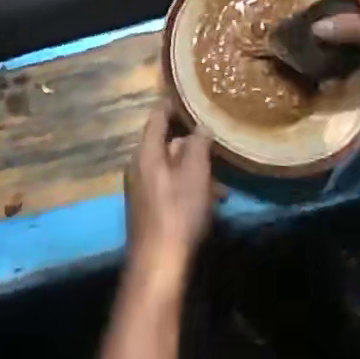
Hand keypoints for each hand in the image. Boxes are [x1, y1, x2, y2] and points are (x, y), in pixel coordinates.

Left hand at [125, 104, 213, 277]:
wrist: (158, 263)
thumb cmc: (178, 212)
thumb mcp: (195, 174)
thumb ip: (198, 146)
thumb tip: (200, 126)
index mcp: (145, 152)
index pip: (157, 116)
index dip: (172, 105)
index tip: (189, 95)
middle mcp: (137, 165)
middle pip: (165, 143)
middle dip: (192, 145)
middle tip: (216, 145)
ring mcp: (140, 187)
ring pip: (170, 167)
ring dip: (195, 171)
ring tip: (222, 185)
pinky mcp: (146, 206)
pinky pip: (168, 185)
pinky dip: (187, 186)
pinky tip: (209, 203)